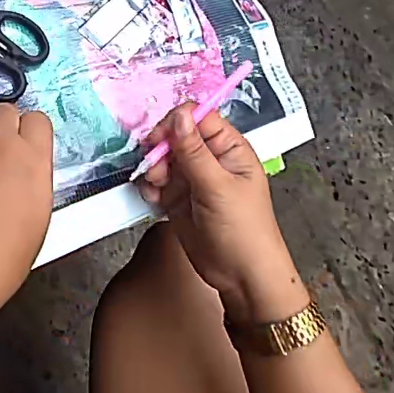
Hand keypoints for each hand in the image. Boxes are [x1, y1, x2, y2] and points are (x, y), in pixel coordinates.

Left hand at [0, 104, 52, 319]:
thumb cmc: (0, 259)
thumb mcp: (35, 223)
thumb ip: (32, 185)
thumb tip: (23, 179)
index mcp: (31, 158)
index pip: (38, 120)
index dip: (33, 135)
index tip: (31, 153)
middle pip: (5, 111)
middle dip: (5, 129)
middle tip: (3, 160)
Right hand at [138, 104, 304, 323]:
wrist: (240, 277)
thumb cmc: (244, 232)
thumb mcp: (217, 187)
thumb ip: (193, 151)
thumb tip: (179, 115)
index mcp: (229, 148)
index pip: (197, 118)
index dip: (176, 124)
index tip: (160, 140)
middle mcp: (209, 159)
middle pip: (174, 136)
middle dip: (159, 149)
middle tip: (155, 167)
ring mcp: (192, 178)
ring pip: (161, 158)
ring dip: (152, 169)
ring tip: (156, 186)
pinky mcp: (177, 197)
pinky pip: (155, 181)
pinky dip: (149, 187)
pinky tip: (153, 198)